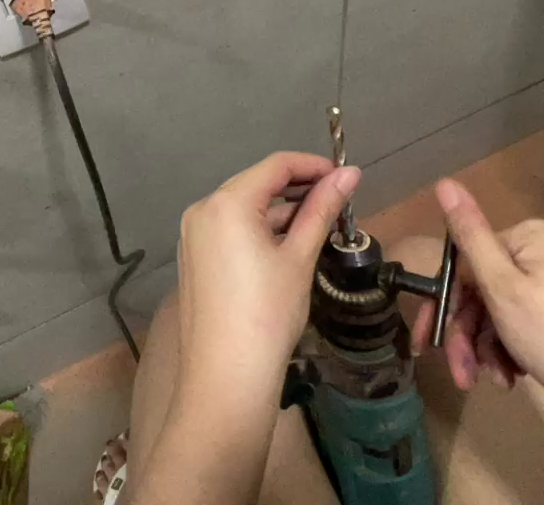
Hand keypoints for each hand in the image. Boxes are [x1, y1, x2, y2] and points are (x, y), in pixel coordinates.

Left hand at [174, 152, 359, 395]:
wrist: (225, 377)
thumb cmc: (267, 313)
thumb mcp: (299, 257)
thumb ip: (322, 210)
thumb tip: (350, 174)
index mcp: (226, 202)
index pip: (275, 165)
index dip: (312, 166)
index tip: (344, 176)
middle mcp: (202, 209)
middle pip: (255, 183)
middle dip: (296, 189)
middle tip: (336, 202)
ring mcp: (193, 233)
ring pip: (242, 207)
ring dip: (279, 211)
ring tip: (318, 225)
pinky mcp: (193, 256)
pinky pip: (229, 228)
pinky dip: (258, 230)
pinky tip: (286, 246)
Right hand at [416, 178, 543, 434]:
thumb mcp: (503, 288)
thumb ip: (470, 235)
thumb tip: (444, 180)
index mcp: (530, 236)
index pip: (465, 262)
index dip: (445, 304)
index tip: (430, 345)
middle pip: (484, 288)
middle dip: (468, 334)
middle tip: (465, 376)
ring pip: (502, 310)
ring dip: (488, 347)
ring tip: (495, 382)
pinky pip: (527, 323)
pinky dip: (513, 349)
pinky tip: (514, 377)